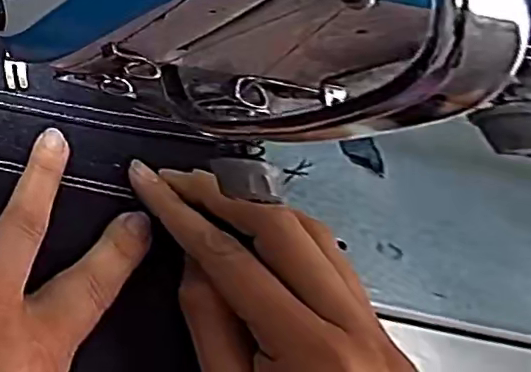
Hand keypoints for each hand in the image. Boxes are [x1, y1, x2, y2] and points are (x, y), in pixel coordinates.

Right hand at [127, 163, 416, 371]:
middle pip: (277, 223)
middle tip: (175, 178)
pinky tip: (259, 228)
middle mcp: (357, 331)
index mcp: (315, 352)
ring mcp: (377, 329)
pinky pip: (331, 256)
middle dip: (217, 191)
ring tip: (210, 193)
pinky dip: (288, 229)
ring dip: (255, 202)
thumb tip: (189, 252)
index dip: (179, 210)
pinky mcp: (382, 332)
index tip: (148, 181)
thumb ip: (207, 319)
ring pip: (312, 229)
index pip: (229, 255)